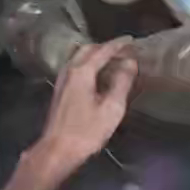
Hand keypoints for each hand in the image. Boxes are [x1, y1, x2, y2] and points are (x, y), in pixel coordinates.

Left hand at [22, 37, 136, 184]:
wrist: (57, 149)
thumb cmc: (86, 131)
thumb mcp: (111, 108)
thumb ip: (121, 82)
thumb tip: (130, 62)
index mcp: (82, 72)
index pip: (102, 50)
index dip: (118, 44)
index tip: (132, 40)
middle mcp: (69, 70)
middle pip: (88, 49)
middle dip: (106, 47)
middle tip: (124, 50)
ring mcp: (62, 79)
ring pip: (79, 57)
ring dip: (96, 55)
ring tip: (114, 60)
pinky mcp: (60, 89)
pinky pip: (76, 67)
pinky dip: (89, 64)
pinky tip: (98, 74)